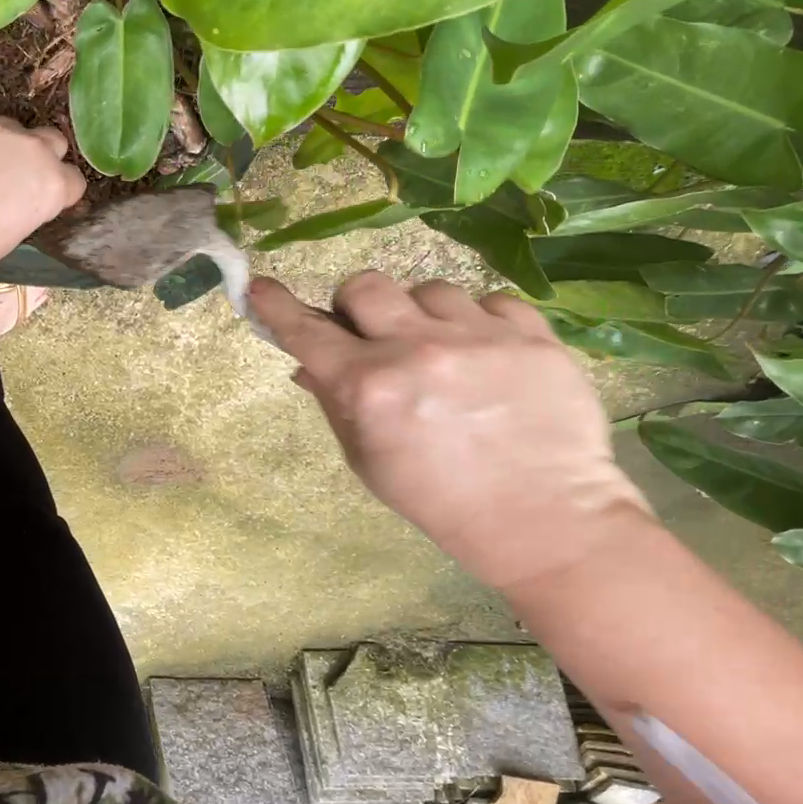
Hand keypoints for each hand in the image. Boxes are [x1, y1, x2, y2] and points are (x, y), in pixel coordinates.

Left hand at [0, 113, 85, 286]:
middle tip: (11, 177)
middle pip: (51, 141)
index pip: (73, 179)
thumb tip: (20, 194)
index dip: (57, 191)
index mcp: (52, 184)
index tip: (38, 200)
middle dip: (38, 155)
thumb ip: (29, 204)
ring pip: (9, 128)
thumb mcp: (14, 233)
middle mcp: (32, 147)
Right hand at [248, 273, 654, 591]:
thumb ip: (334, 400)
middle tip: (371, 333)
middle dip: (356, 305)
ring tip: (442, 350)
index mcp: (367, 386)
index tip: (259, 287)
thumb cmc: (435, 496)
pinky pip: (491, 301)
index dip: (277, 305)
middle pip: (365, 285)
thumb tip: (307, 363)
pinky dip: (479, 322)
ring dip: (422, 315)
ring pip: (429, 289)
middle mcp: (417, 350)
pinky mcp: (534, 337)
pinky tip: (485, 355)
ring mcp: (479, 338)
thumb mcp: (364, 456)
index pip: (305, 330)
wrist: (543, 519)